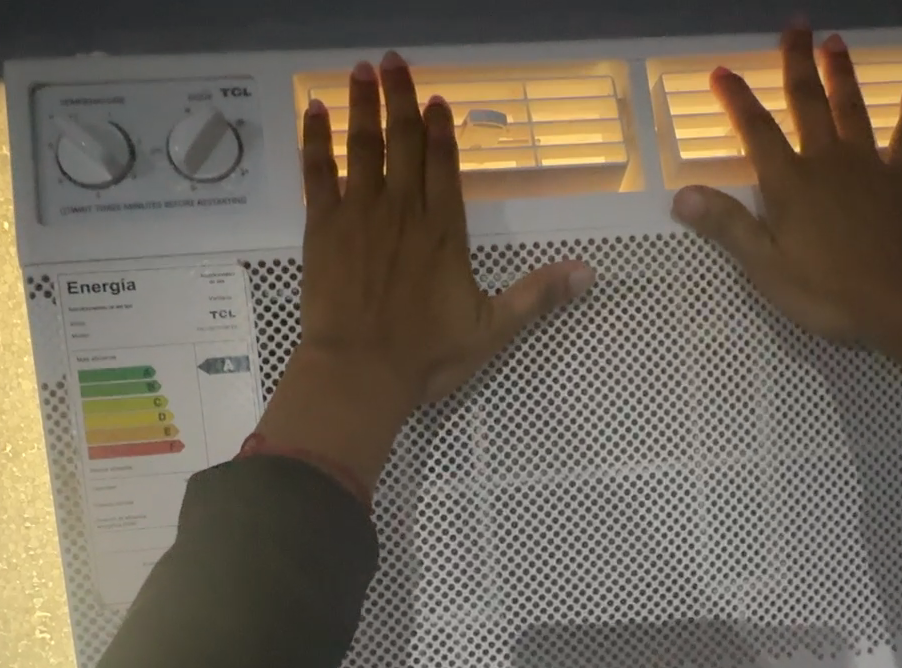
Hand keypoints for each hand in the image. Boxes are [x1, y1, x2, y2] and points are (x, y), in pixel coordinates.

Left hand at [254, 52, 595, 492]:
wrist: (360, 372)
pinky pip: (317, 173)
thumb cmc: (427, 357)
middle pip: (403, 142)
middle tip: (393, 61)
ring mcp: (359, 216)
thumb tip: (588, 273)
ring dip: (362, 106)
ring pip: (362, 147)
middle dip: (400, 99)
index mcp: (444, 233)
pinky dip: (315, 141)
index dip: (440, 130)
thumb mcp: (492, 331)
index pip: (443, 166)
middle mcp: (403, 212)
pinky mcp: (322, 229)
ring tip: (360, 71)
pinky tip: (313, 111)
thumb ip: (536, 296)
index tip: (436, 98)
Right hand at [671, 25, 901, 344]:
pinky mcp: (900, 180)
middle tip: (795, 26)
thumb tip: (681, 194)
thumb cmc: (825, 290)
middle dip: (797, 64)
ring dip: (843, 74)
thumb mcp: (764, 266)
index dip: (738, 101)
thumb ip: (727, 226)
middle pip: (808, 103)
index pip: (757, 132)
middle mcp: (827, 162)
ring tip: (836, 41)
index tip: (722, 71)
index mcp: (790, 184)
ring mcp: (868, 167)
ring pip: (853, 109)